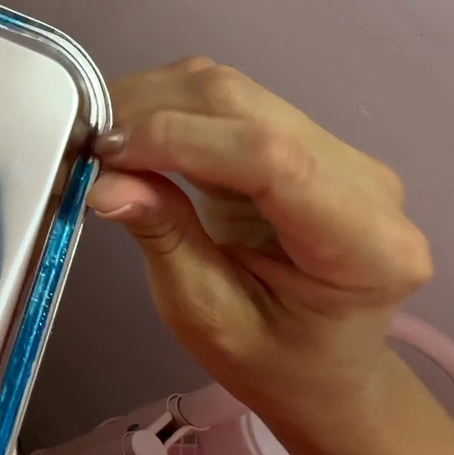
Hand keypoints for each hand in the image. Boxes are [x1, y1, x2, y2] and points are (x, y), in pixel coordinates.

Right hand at [87, 57, 453, 454]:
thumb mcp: (206, 315)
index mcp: (365, 245)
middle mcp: (362, 180)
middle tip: (88, 147)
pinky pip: (218, 93)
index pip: (270, 156)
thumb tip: (104, 183)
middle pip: (241, 103)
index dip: (177, 138)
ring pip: (223, 85)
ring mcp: (332, 148)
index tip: (105, 155)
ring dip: (149, 100)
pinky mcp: (295, 133)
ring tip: (105, 141)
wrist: (322, 369)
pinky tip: (134, 134)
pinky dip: (161, 101)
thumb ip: (163, 240)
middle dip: (149, 111)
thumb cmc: (271, 358)